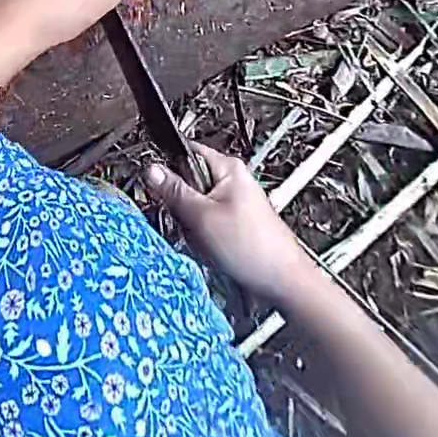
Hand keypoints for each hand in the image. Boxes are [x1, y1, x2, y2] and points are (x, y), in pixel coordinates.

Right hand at [146, 144, 323, 301]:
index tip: (160, 187)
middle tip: (188, 222)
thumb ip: (174, 191)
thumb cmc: (253, 249)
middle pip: (190, 181)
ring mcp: (236, 201)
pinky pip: (209, 221)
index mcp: (228, 167)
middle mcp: (234, 180)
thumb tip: (152, 170)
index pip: (186, 152)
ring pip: (198, 205)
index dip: (168, 169)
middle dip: (182, 205)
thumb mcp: (202, 217)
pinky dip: (205, 235)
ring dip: (193, 224)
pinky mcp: (238, 222)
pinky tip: (212, 250)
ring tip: (203, 240)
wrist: (286, 285)